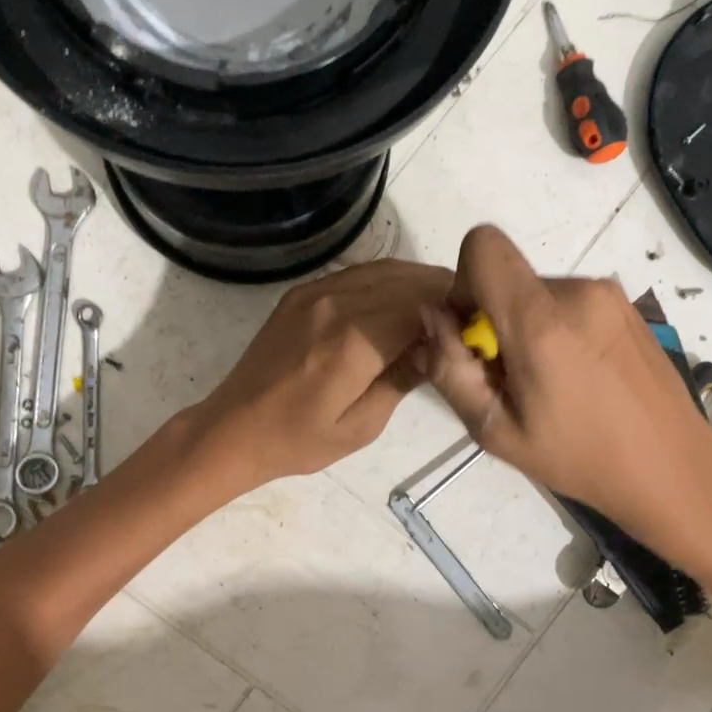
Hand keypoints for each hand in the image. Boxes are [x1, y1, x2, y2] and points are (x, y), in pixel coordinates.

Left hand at [188, 259, 451, 494]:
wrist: (233, 428)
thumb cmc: (300, 440)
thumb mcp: (362, 426)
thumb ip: (403, 379)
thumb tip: (441, 346)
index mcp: (353, 341)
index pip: (421, 304)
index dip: (454, 308)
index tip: (478, 323)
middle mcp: (336, 304)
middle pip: (405, 280)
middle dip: (441, 291)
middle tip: (469, 312)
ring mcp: (315, 293)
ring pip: (383, 271)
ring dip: (416, 282)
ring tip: (442, 306)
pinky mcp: (302, 293)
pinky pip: (357, 275)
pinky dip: (387, 282)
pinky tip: (402, 303)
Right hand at [418, 226, 711, 529]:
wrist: (673, 469)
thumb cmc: (580, 460)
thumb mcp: (496, 431)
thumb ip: (451, 370)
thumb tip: (431, 316)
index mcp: (542, 322)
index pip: (483, 246)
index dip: (463, 281)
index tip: (472, 333)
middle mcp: (577, 291)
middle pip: (509, 278)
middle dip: (495, 319)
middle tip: (512, 381)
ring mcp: (609, 294)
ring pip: (538, 292)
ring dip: (528, 327)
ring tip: (549, 385)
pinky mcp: (628, 305)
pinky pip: (570, 302)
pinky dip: (558, 330)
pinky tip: (578, 378)